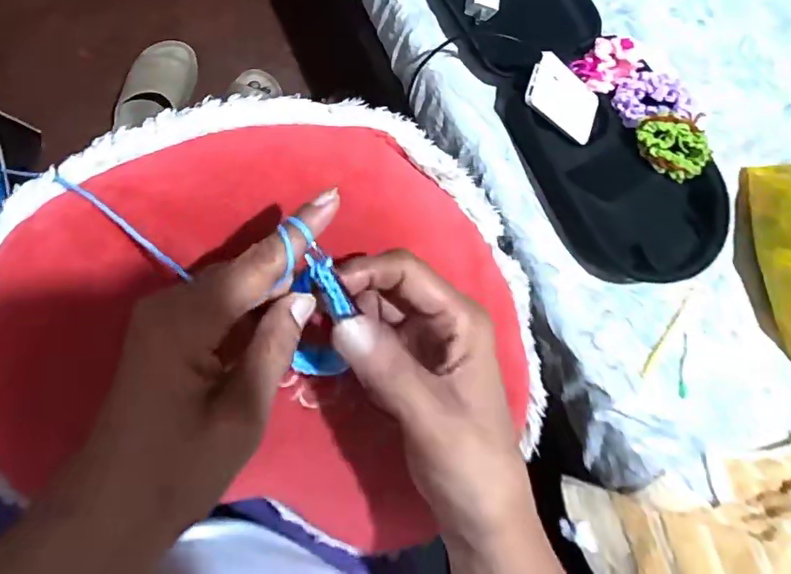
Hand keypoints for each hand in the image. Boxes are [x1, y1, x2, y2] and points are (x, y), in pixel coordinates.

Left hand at [0, 189, 338, 572]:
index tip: (329, 195)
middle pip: (241, 272)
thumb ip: (272, 347)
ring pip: (227, 286)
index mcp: (188, 319)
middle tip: (331, 267)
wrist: (110, 505)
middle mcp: (169, 302)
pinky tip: (271, 317)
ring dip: (266, 288)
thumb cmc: (179, 469)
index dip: (296, 231)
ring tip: (310, 291)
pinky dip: (244, 308)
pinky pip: (211, 304)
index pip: (255, 264)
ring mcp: (160, 313)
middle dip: (286, 264)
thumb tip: (301, 295)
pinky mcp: (159, 329)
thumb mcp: (241, 416)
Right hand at [333, 251, 558, 573]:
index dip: (365, 270)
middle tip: (310, 306)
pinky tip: (324, 344)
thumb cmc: (469, 463)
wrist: (480, 518)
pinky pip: (367, 333)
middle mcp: (438, 318)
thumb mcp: (430, 417)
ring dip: (343, 310)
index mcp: (458, 318)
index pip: (406, 270)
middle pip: (385, 282)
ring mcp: (419, 339)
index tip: (325, 288)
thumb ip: (388, 368)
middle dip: (348, 288)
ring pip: (372, 305)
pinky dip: (345, 335)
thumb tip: (341, 320)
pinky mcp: (402, 360)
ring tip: (312, 324)